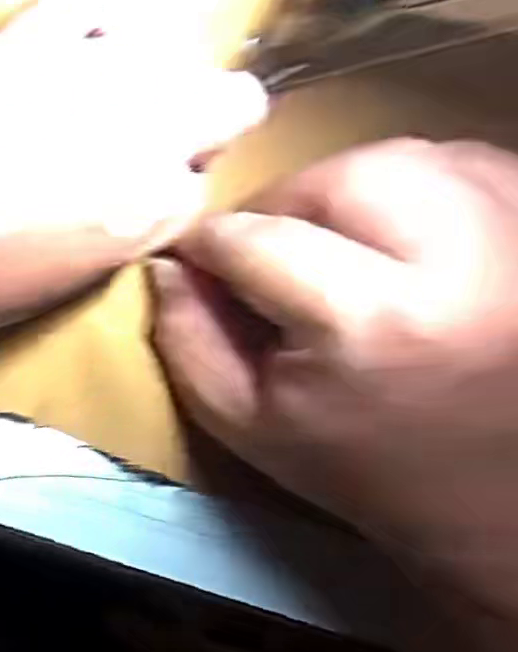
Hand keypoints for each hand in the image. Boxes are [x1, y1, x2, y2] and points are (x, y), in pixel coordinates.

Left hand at [0, 0, 267, 333]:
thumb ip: (91, 250)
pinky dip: (95, 10)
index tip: (104, 198)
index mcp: (141, 219)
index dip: (145, 193)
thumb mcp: (27, 296)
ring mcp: (93, 78)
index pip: (189, 189)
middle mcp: (147, 137)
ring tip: (64, 105)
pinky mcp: (30, 39)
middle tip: (99, 150)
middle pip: (222, 106)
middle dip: (175, 127)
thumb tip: (111, 217)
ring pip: (173, 50)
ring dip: (137, 74)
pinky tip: (64, 40)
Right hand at [152, 139, 517, 643]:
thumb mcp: (233, 415)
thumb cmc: (348, 461)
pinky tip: (392, 239)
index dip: (206, 240)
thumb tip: (167, 266)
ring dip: (354, 190)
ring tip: (327, 242)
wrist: (501, 496)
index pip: (262, 238)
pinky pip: (486, 172)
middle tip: (259, 243)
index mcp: (373, 324)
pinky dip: (421, 191)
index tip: (183, 256)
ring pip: (432, 155)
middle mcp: (481, 266)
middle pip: (361, 171)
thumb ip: (186, 336)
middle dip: (286, 199)